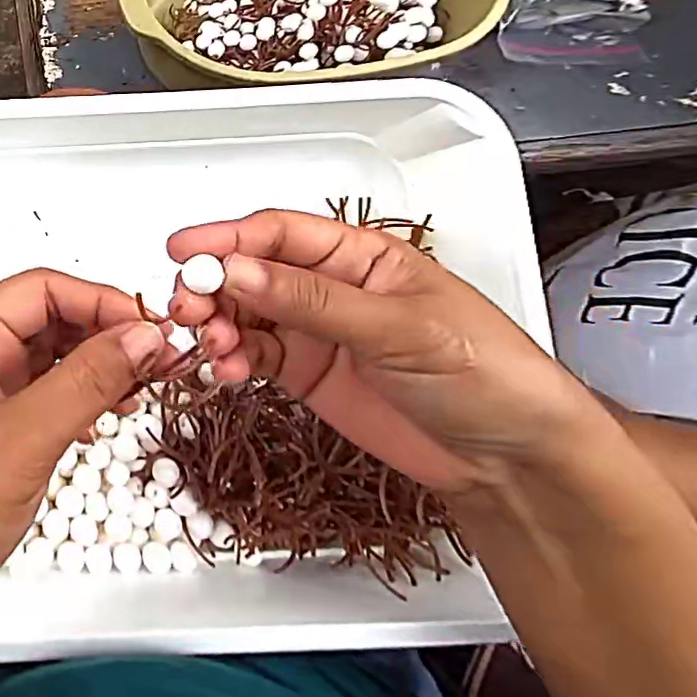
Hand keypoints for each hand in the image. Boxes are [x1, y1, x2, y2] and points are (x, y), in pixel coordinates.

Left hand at [0, 270, 172, 610]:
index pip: (42, 289)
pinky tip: (109, 411)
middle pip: (52, 316)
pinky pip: (52, 387)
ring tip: (143, 384)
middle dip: (108, 333)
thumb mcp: (24, 438)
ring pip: (57, 353)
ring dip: (102, 364)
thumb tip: (138, 337)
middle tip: (158, 357)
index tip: (148, 327)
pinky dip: (86, 393)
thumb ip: (88, 381)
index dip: (100, 301)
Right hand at [167, 210, 601, 492]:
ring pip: (242, 313)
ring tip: (210, 343)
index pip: (279, 233)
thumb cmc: (488, 376)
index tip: (185, 250)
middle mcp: (327, 287)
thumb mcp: (399, 327)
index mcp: (358, 256)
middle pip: (248, 272)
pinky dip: (229, 360)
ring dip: (216, 325)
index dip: (227, 237)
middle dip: (212, 285)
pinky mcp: (301, 371)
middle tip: (188, 306)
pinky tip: (226, 371)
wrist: (512, 463)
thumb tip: (238, 270)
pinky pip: (249, 355)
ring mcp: (311, 330)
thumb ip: (312, 300)